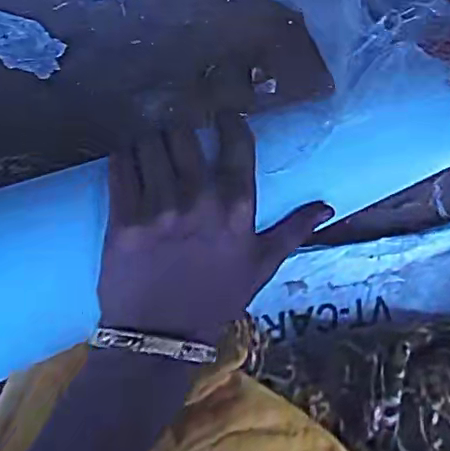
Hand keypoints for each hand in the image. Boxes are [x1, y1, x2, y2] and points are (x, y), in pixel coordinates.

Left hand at [98, 115, 332, 344]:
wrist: (161, 336)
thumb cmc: (217, 295)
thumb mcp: (262, 263)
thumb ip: (295, 229)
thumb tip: (328, 207)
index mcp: (237, 206)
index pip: (236, 144)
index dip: (229, 120)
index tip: (222, 114)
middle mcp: (200, 199)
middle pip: (186, 136)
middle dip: (182, 126)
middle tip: (178, 127)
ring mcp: (159, 208)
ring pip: (151, 146)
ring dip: (151, 136)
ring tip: (151, 139)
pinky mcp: (123, 220)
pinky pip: (121, 168)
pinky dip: (123, 154)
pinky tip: (127, 153)